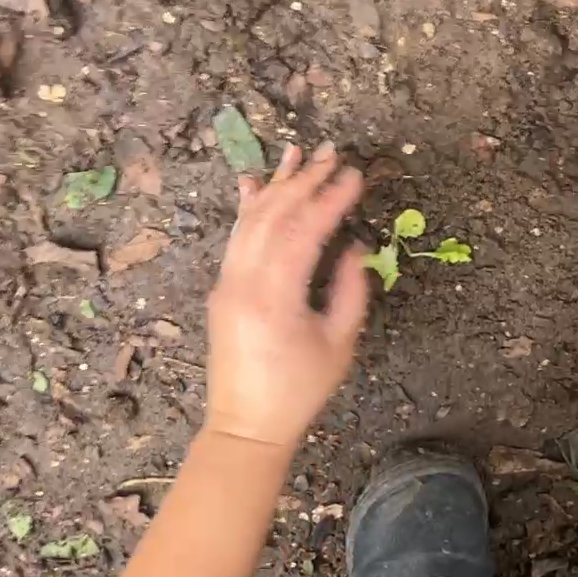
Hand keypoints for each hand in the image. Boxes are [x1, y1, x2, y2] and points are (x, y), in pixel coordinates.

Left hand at [206, 142, 369, 449]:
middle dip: (305, 180)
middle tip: (333, 152)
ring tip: (299, 153)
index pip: (304, 231)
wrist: (246, 424)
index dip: (331, 199)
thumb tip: (355, 249)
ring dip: (277, 184)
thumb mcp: (338, 344)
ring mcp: (227, 282)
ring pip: (250, 220)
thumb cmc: (299, 390)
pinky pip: (235, 237)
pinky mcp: (222, 288)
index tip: (355, 175)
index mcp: (275, 297)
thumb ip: (350, 291)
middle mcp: (243, 281)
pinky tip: (254, 182)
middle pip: (273, 215)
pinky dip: (247, 207)